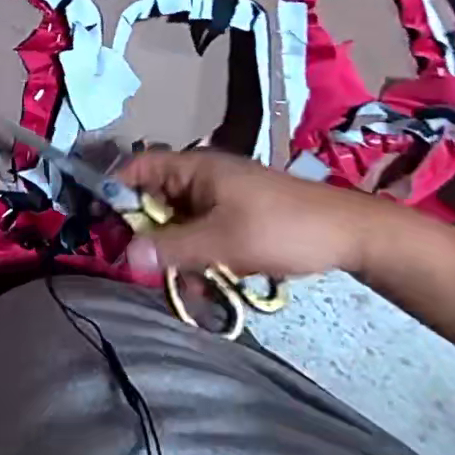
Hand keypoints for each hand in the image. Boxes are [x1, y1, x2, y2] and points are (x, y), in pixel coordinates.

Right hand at [117, 150, 386, 281]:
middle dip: (146, 234)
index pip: (137, 168)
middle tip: (140, 266)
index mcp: (193, 168)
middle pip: (154, 200)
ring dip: (174, 252)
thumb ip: (170, 249)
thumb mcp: (222, 242)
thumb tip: (123, 256)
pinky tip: (206, 284)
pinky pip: (201, 233)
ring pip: (177, 222)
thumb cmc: (282, 228)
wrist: (352, 235)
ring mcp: (219, 197)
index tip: (102, 224)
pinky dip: (197, 256)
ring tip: (182, 286)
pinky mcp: (235, 216)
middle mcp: (201, 177)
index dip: (114, 191)